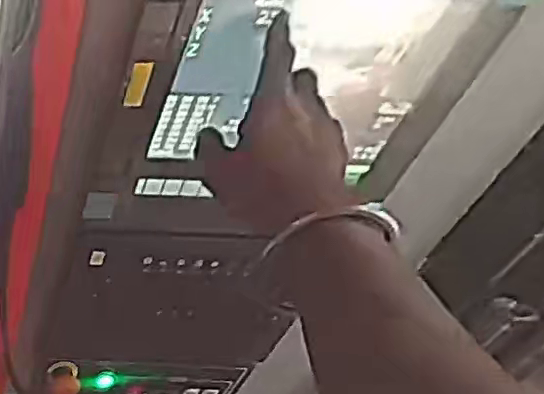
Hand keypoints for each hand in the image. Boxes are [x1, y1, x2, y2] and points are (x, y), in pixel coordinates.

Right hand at [196, 15, 354, 233]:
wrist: (309, 221)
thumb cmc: (267, 195)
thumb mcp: (222, 175)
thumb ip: (211, 150)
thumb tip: (205, 138)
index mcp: (273, 102)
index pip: (277, 54)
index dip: (276, 36)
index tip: (279, 23)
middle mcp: (305, 107)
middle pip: (299, 80)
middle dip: (287, 85)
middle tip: (272, 98)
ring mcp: (325, 129)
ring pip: (313, 109)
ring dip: (299, 118)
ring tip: (282, 140)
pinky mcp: (338, 154)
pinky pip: (322, 138)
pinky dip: (311, 144)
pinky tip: (300, 163)